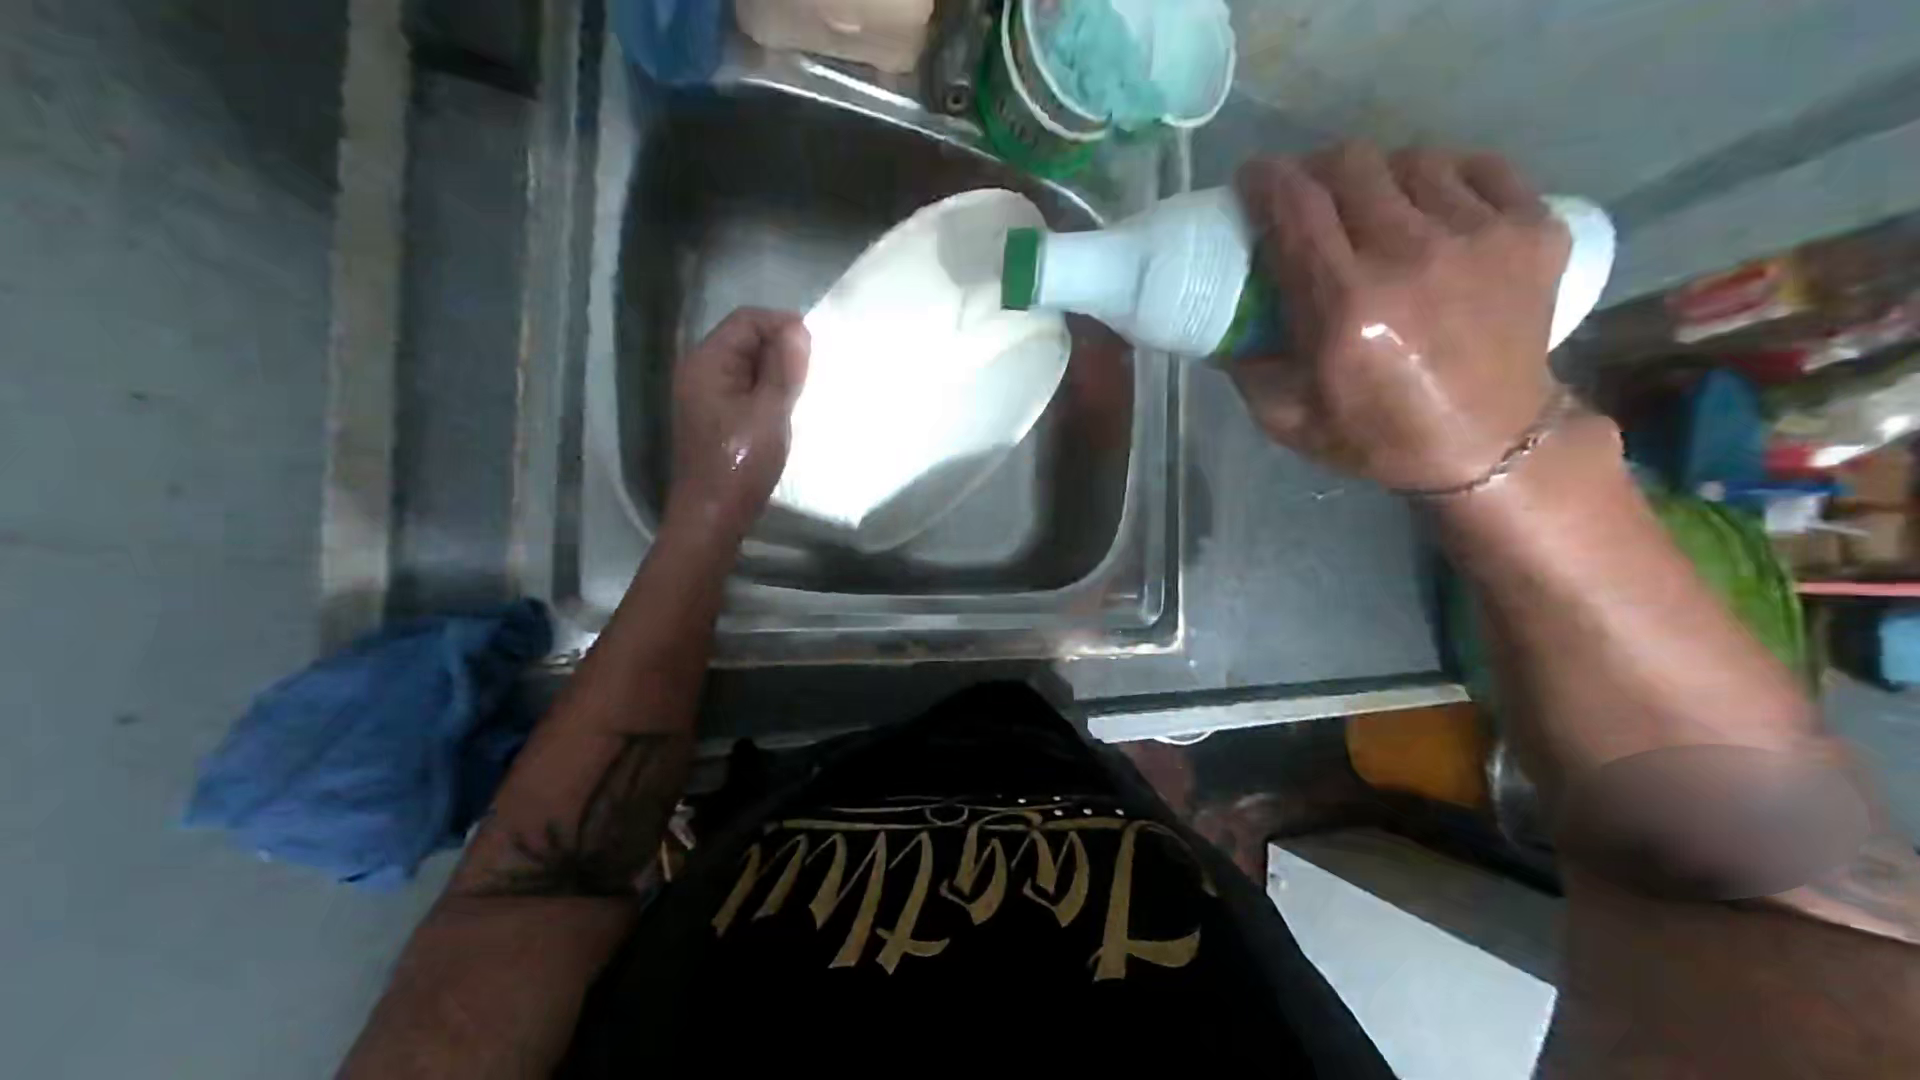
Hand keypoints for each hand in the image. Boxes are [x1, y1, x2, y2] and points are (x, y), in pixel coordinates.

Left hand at [666, 308, 809, 541]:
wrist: (712, 517)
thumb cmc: (740, 465)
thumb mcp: (769, 412)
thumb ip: (783, 368)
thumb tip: (797, 328)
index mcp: (707, 362)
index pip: (746, 320)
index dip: (782, 325)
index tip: (814, 349)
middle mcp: (699, 371)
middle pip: (744, 339)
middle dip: (780, 349)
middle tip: (812, 373)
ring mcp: (704, 396)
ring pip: (746, 366)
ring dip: (776, 372)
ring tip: (802, 392)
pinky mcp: (713, 417)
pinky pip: (743, 388)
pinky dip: (766, 391)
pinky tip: (784, 410)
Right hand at [1231, 143, 1571, 491]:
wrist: (1491, 445)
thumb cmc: (1377, 436)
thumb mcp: (1286, 418)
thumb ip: (1245, 368)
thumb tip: (1219, 324)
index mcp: (1346, 305)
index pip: (1296, 208)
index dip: (1267, 180)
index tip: (1253, 177)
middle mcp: (1412, 256)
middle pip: (1352, 165)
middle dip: (1316, 169)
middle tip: (1307, 193)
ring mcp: (1480, 236)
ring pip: (1413, 159)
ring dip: (1377, 175)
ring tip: (1369, 204)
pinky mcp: (1533, 229)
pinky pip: (1479, 167)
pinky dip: (1444, 176)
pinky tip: (1429, 204)